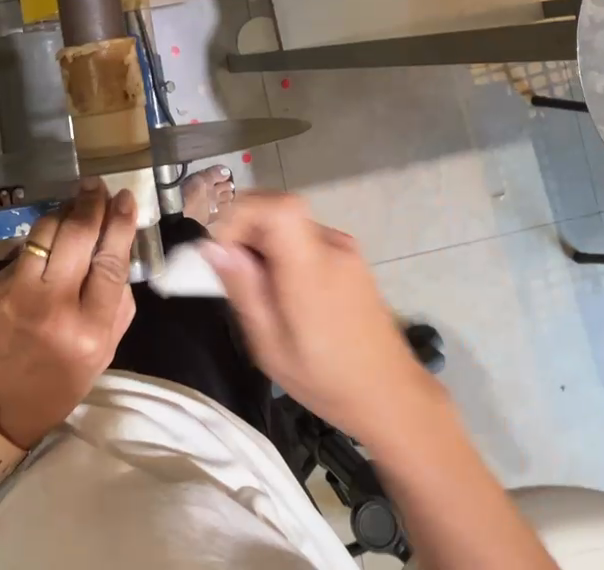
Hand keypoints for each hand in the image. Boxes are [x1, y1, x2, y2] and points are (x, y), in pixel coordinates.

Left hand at [0, 181, 137, 447]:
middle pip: (77, 237)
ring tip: (77, 200)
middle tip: (98, 186)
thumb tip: (121, 256)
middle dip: (91, 204)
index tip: (127, 199)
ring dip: (64, 209)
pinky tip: (52, 228)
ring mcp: (20, 292)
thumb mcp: (102, 356)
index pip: (110, 263)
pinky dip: (42, 234)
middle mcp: (54, 306)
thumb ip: (117, 308)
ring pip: (46, 232)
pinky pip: (25, 247)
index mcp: (88, 331)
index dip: (120, 225)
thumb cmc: (57, 384)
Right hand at [201, 192, 437, 446]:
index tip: (223, 250)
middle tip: (232, 275)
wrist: (392, 396)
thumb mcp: (270, 344)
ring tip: (258, 293)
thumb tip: (211, 245)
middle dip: (244, 231)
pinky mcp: (351, 258)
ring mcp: (346, 250)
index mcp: (311, 266)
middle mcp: (332, 246)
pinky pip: (304, 238)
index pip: (277, 206)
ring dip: (262, 245)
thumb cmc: (326, 378)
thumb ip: (242, 288)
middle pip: (277, 210)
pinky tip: (283, 294)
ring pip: (288, 225)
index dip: (240, 214)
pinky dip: (282, 252)